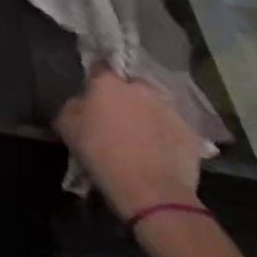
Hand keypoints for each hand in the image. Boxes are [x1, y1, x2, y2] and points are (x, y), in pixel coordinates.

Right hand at [54, 70, 204, 220]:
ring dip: (146, 114)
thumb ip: (73, 106)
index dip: (95, 78)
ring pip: (153, 105)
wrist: (149, 189)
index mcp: (109, 84)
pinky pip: (171, 126)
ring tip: (138, 136)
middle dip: (124, 96)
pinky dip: (164, 134)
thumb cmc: (100, 153)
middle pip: (131, 86)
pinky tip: (156, 151)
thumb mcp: (67, 127)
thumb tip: (82, 103)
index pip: (100, 67)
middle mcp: (142, 89)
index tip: (91, 91)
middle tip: (115, 117)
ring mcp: (170, 109)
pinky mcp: (190, 131)